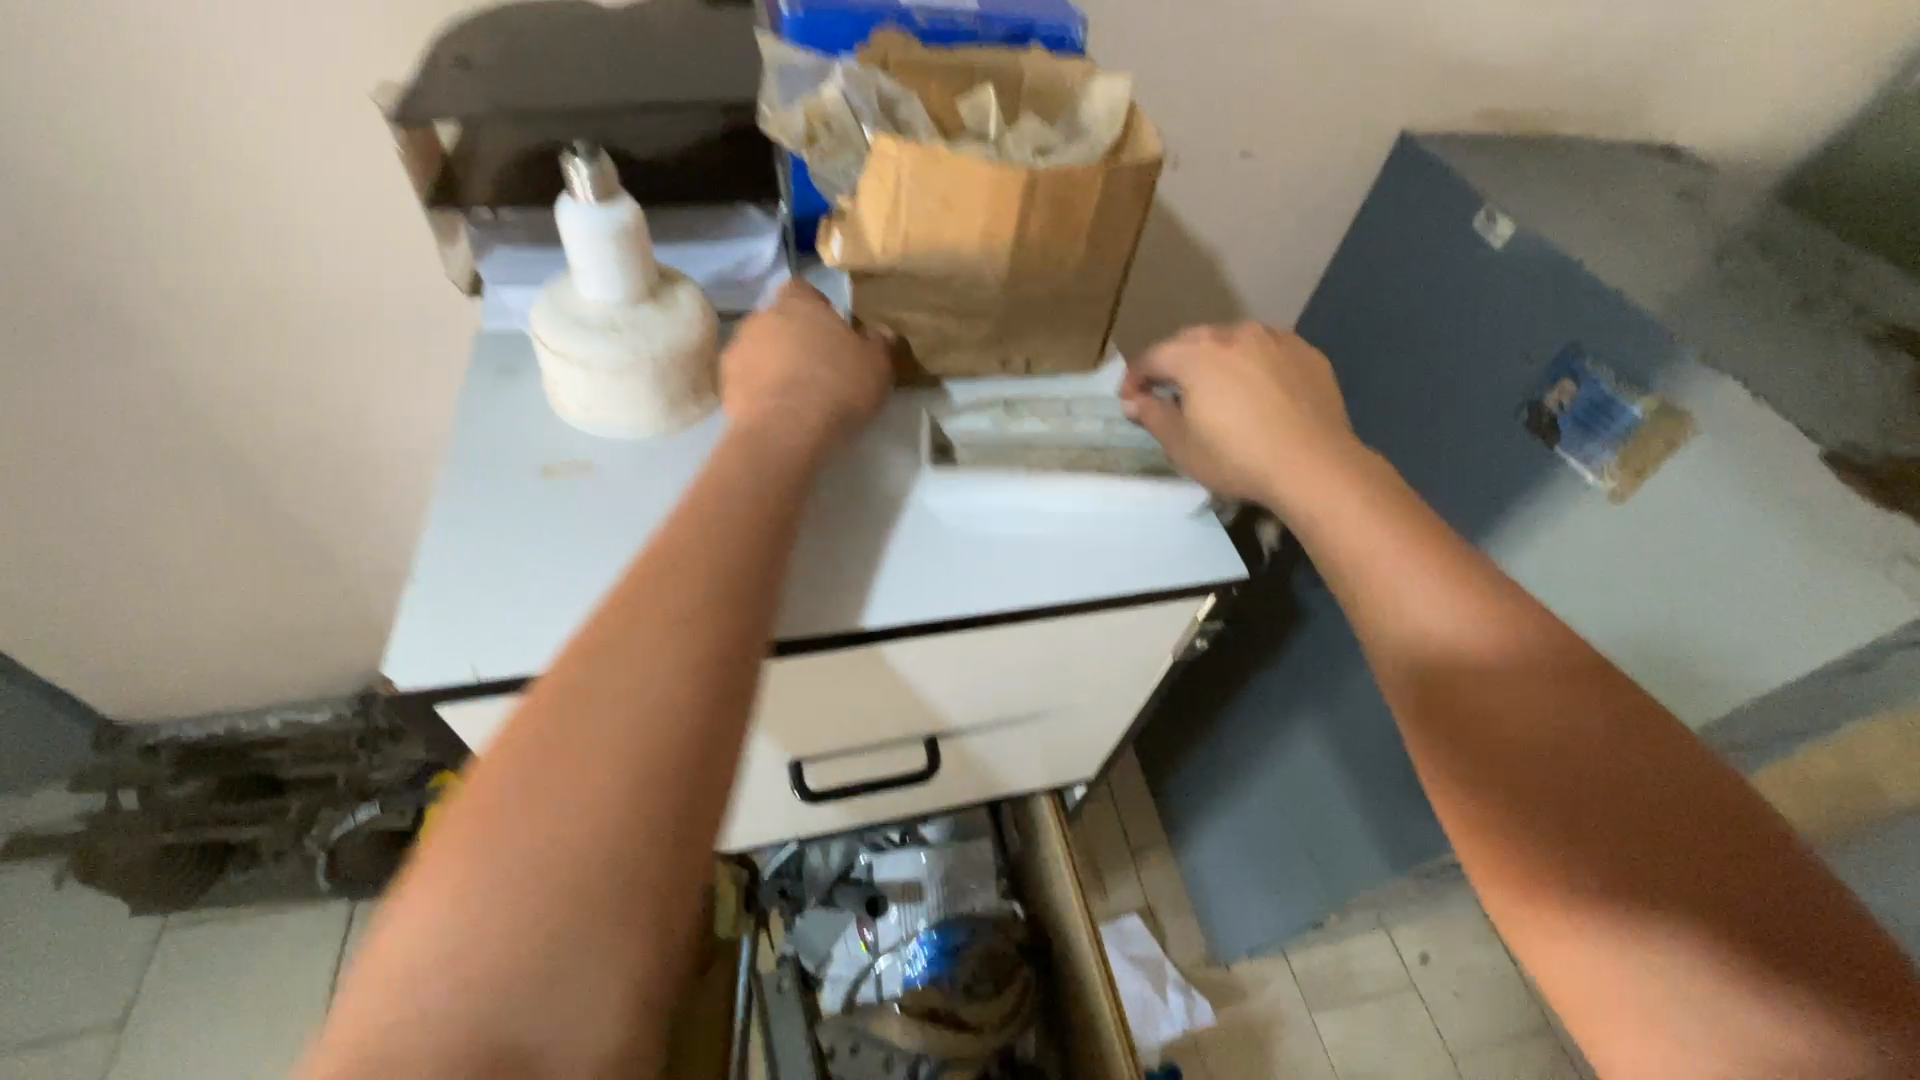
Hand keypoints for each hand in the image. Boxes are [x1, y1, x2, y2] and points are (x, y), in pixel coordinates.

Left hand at [722, 282, 891, 455]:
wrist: (785, 432)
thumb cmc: (837, 387)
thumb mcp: (876, 366)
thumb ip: (878, 343)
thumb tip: (880, 331)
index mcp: (798, 304)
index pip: (802, 289)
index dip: (816, 307)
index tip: (831, 329)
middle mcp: (761, 318)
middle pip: (778, 320)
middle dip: (794, 338)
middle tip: (817, 365)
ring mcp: (737, 352)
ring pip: (758, 350)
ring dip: (773, 364)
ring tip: (795, 393)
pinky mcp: (724, 387)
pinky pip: (746, 381)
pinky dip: (759, 391)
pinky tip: (778, 412)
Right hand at [1120, 323, 1365, 513]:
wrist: (1314, 465)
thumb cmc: (1237, 458)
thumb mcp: (1181, 445)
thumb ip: (1152, 416)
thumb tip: (1134, 401)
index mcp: (1196, 354)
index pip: (1152, 357)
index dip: (1135, 379)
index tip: (1129, 401)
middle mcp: (1234, 334)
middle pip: (1192, 342)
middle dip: (1174, 364)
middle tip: (1169, 392)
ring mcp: (1275, 339)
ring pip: (1232, 342)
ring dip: (1215, 361)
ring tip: (1214, 390)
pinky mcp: (1306, 353)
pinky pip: (1267, 353)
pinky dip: (1252, 366)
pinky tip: (1256, 393)